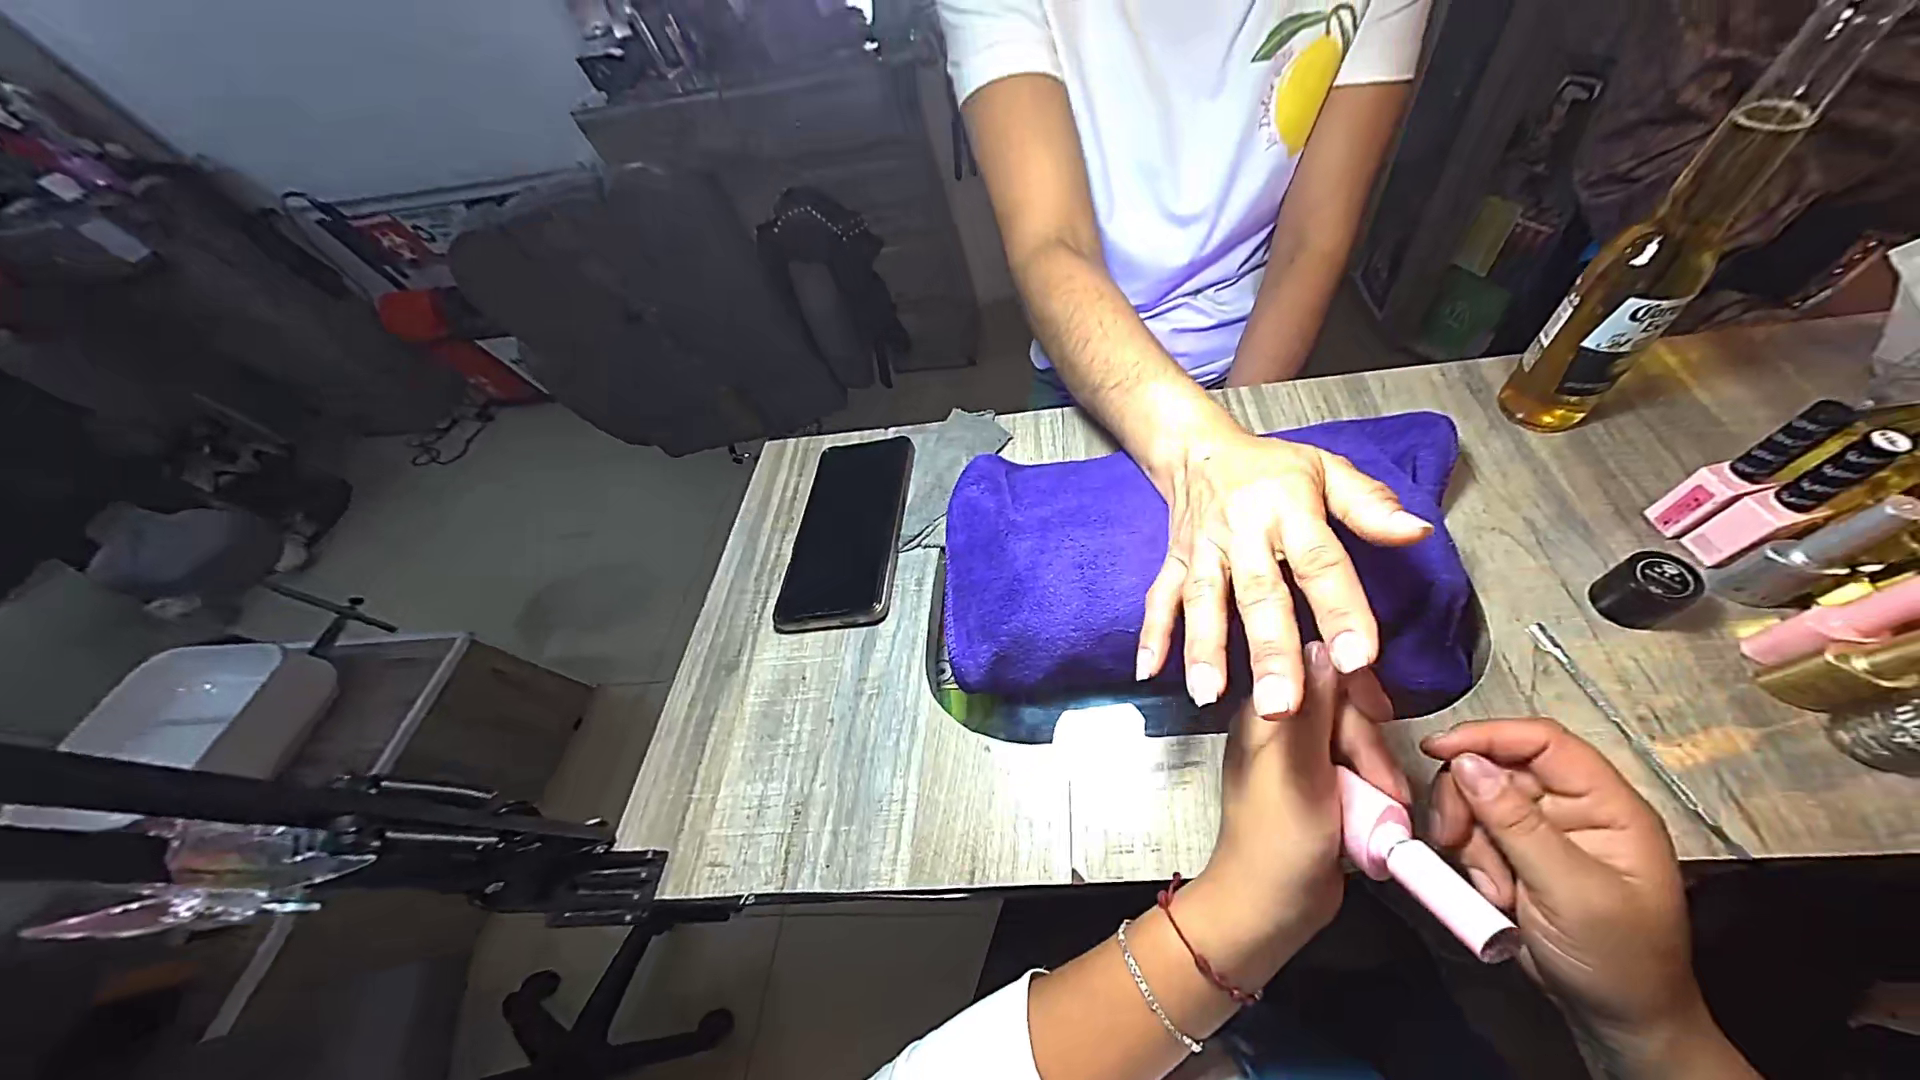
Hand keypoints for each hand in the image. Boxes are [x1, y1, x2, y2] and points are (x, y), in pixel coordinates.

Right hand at [1137, 426, 1430, 718]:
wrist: (1198, 451)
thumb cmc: (1269, 467)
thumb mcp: (1327, 470)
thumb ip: (1370, 505)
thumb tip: (1416, 533)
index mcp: (1288, 511)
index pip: (1319, 563)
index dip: (1339, 610)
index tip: (1357, 659)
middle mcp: (1241, 534)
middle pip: (1257, 595)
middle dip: (1269, 651)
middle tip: (1281, 704)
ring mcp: (1201, 551)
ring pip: (1203, 602)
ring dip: (1204, 649)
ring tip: (1208, 695)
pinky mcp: (1173, 562)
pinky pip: (1159, 598)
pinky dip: (1151, 634)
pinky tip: (1149, 670)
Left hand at [1184, 643, 1396, 978]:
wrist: (1271, 905)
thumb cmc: (1276, 839)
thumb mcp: (1297, 768)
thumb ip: (1312, 710)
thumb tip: (1321, 645)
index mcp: (1263, 714)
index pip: (1314, 671)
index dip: (1353, 688)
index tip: (1379, 714)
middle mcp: (1280, 728)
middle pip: (1344, 710)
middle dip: (1370, 748)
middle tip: (1384, 789)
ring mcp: (1302, 758)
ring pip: (1358, 743)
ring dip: (1379, 777)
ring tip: (1386, 815)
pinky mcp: (1323, 786)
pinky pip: (1360, 772)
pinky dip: (1375, 794)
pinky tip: (1381, 821)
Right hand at [1419, 720, 1705, 1042]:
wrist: (1617, 1019)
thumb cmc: (1619, 960)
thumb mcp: (1571, 891)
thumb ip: (1517, 823)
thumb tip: (1465, 762)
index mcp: (1606, 806)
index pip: (1543, 742)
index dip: (1488, 736)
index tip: (1436, 749)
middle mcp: (1570, 807)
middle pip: (1493, 766)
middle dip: (1465, 799)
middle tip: (1453, 837)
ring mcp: (1539, 827)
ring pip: (1472, 795)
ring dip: (1464, 833)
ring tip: (1487, 880)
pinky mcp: (1511, 847)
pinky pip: (1468, 826)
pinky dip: (1466, 852)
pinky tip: (1489, 887)